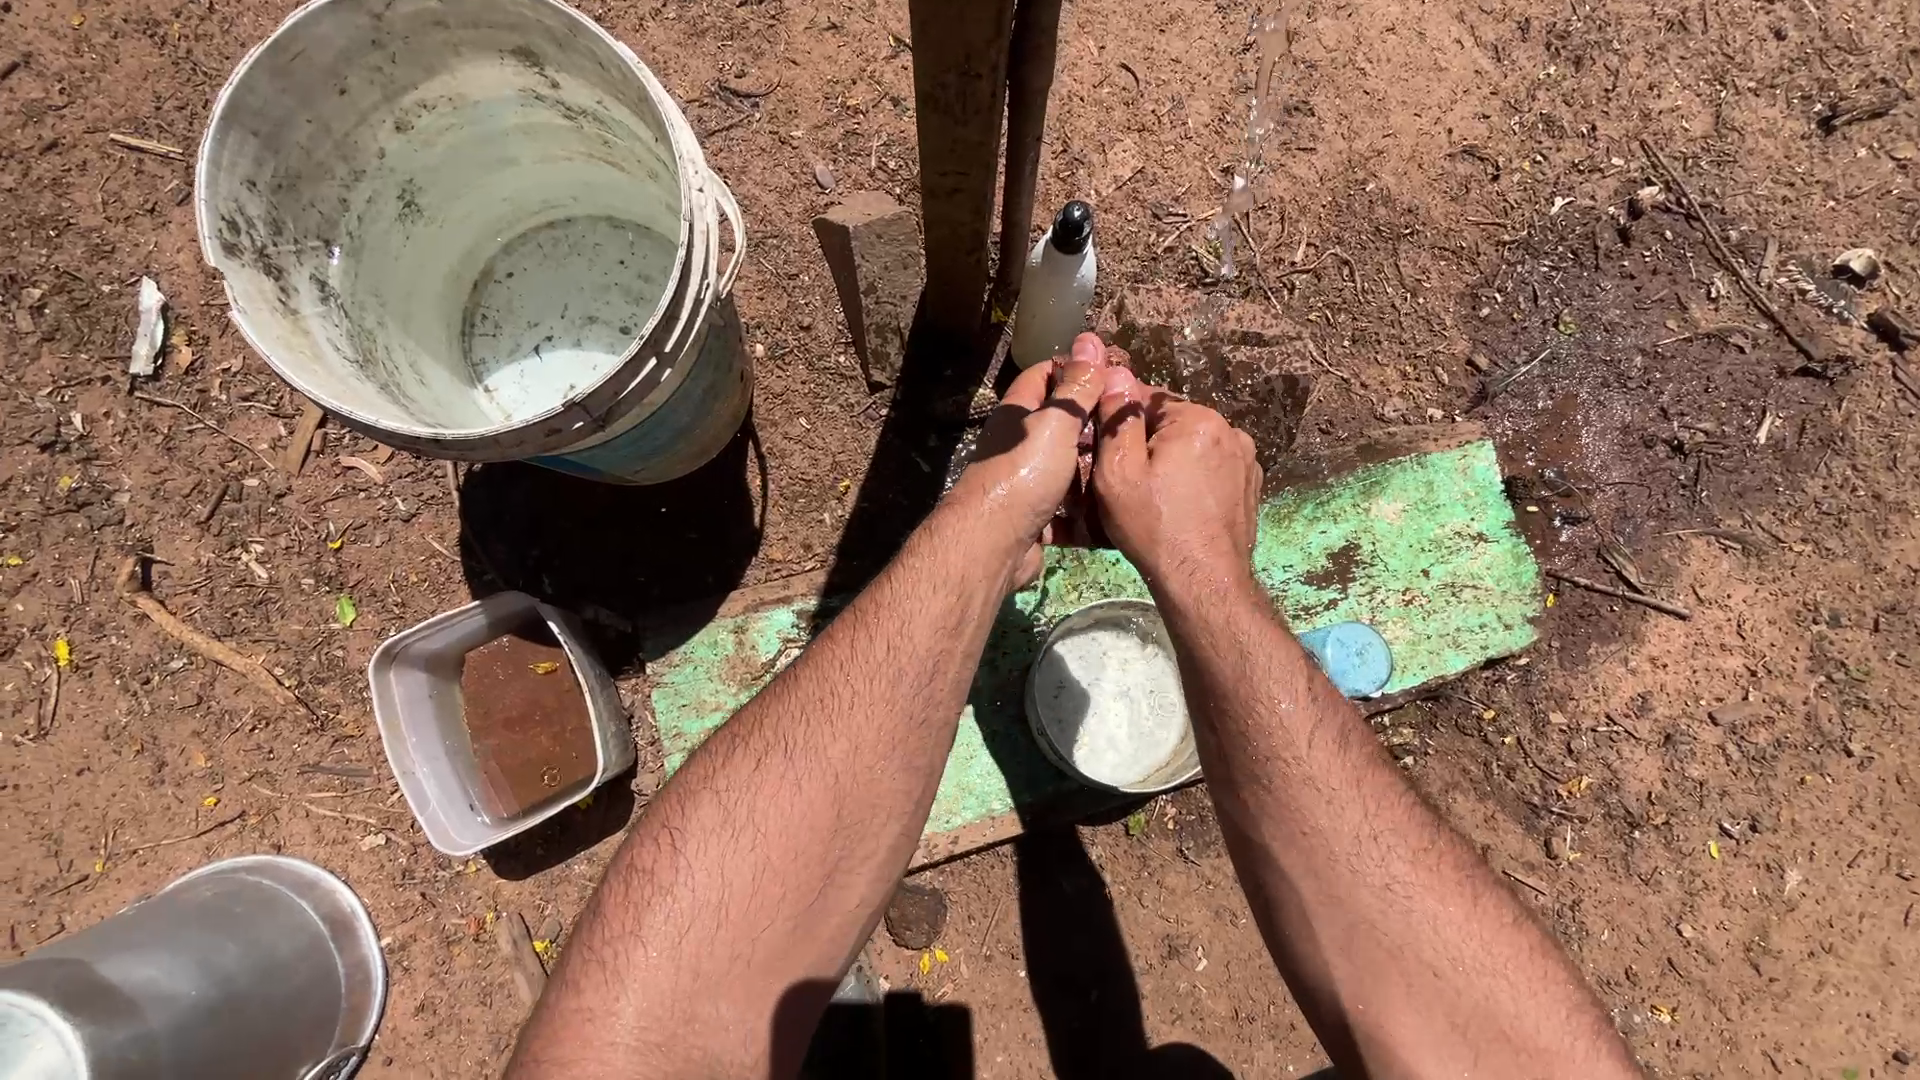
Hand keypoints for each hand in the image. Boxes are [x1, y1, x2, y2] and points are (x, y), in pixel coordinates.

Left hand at [947, 333, 1112, 588]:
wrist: (994, 542)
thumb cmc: (1024, 474)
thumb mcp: (1055, 423)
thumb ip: (1076, 388)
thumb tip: (1089, 341)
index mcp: (1018, 412)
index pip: (1046, 374)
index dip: (1078, 368)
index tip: (1116, 373)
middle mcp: (1019, 443)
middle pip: (1061, 422)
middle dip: (1095, 420)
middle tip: (1134, 421)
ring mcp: (1026, 480)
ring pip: (1068, 464)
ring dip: (1095, 462)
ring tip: (1133, 458)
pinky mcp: (1036, 514)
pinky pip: (1068, 501)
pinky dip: (1088, 500)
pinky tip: (1115, 496)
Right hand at [1092, 370, 1262, 590]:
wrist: (1203, 581)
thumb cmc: (1153, 526)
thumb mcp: (1118, 472)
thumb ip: (1118, 418)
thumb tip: (1117, 372)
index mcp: (1197, 419)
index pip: (1147, 398)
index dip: (1119, 420)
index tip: (1103, 447)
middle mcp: (1229, 430)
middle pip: (1173, 422)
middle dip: (1148, 442)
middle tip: (1126, 479)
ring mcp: (1246, 459)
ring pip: (1193, 446)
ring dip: (1173, 460)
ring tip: (1153, 495)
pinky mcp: (1250, 485)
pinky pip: (1212, 468)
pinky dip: (1194, 478)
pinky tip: (1180, 505)